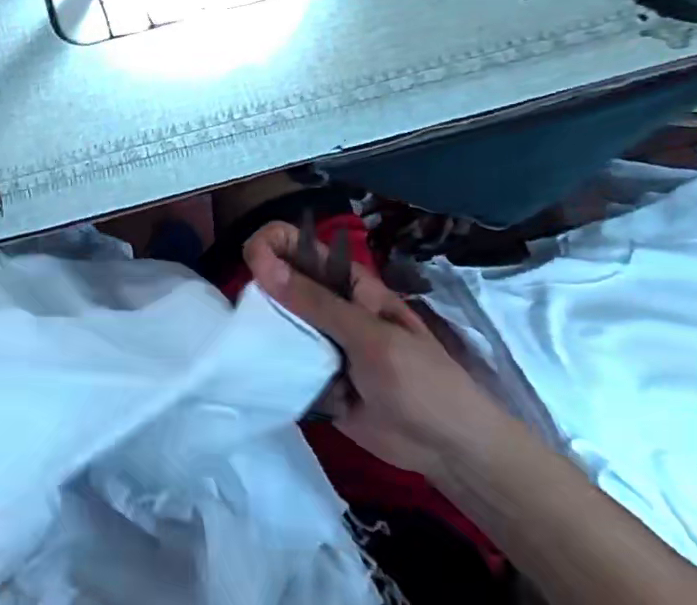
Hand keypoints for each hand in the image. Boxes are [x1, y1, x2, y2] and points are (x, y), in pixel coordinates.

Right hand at [243, 222, 505, 474]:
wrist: (448, 451)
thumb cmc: (421, 381)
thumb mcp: (370, 337)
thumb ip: (317, 304)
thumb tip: (263, 265)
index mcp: (348, 284)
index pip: (299, 246)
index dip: (272, 245)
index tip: (254, 265)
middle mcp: (328, 308)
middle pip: (280, 283)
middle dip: (259, 292)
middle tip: (248, 316)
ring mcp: (319, 344)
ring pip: (276, 324)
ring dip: (261, 332)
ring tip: (250, 347)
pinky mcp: (312, 379)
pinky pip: (280, 364)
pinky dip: (269, 368)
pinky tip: (257, 375)